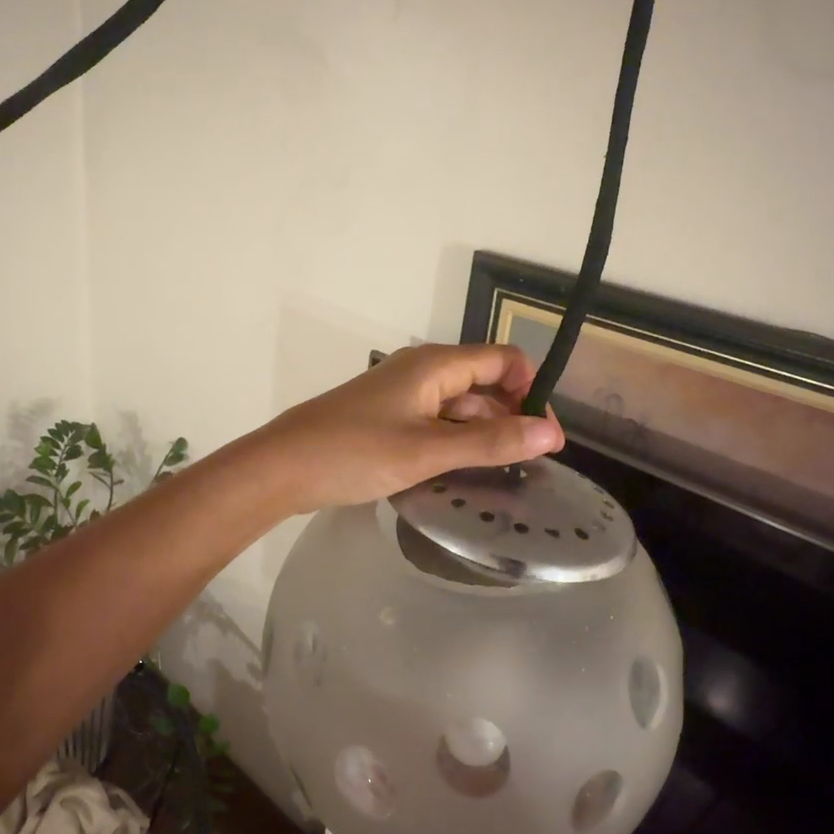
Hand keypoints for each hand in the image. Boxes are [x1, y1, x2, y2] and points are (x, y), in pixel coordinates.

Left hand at [242, 344, 565, 516]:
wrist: (282, 467)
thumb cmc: (354, 452)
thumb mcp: (427, 451)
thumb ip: (489, 442)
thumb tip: (551, 432)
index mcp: (434, 365)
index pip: (504, 360)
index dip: (533, 392)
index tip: (548, 438)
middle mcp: (422, 371)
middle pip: (485, 382)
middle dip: (513, 415)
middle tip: (534, 462)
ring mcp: (403, 395)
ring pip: (461, 406)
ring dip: (486, 431)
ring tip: (508, 472)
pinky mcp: (389, 418)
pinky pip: (438, 422)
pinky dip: (458, 440)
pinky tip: (467, 470)